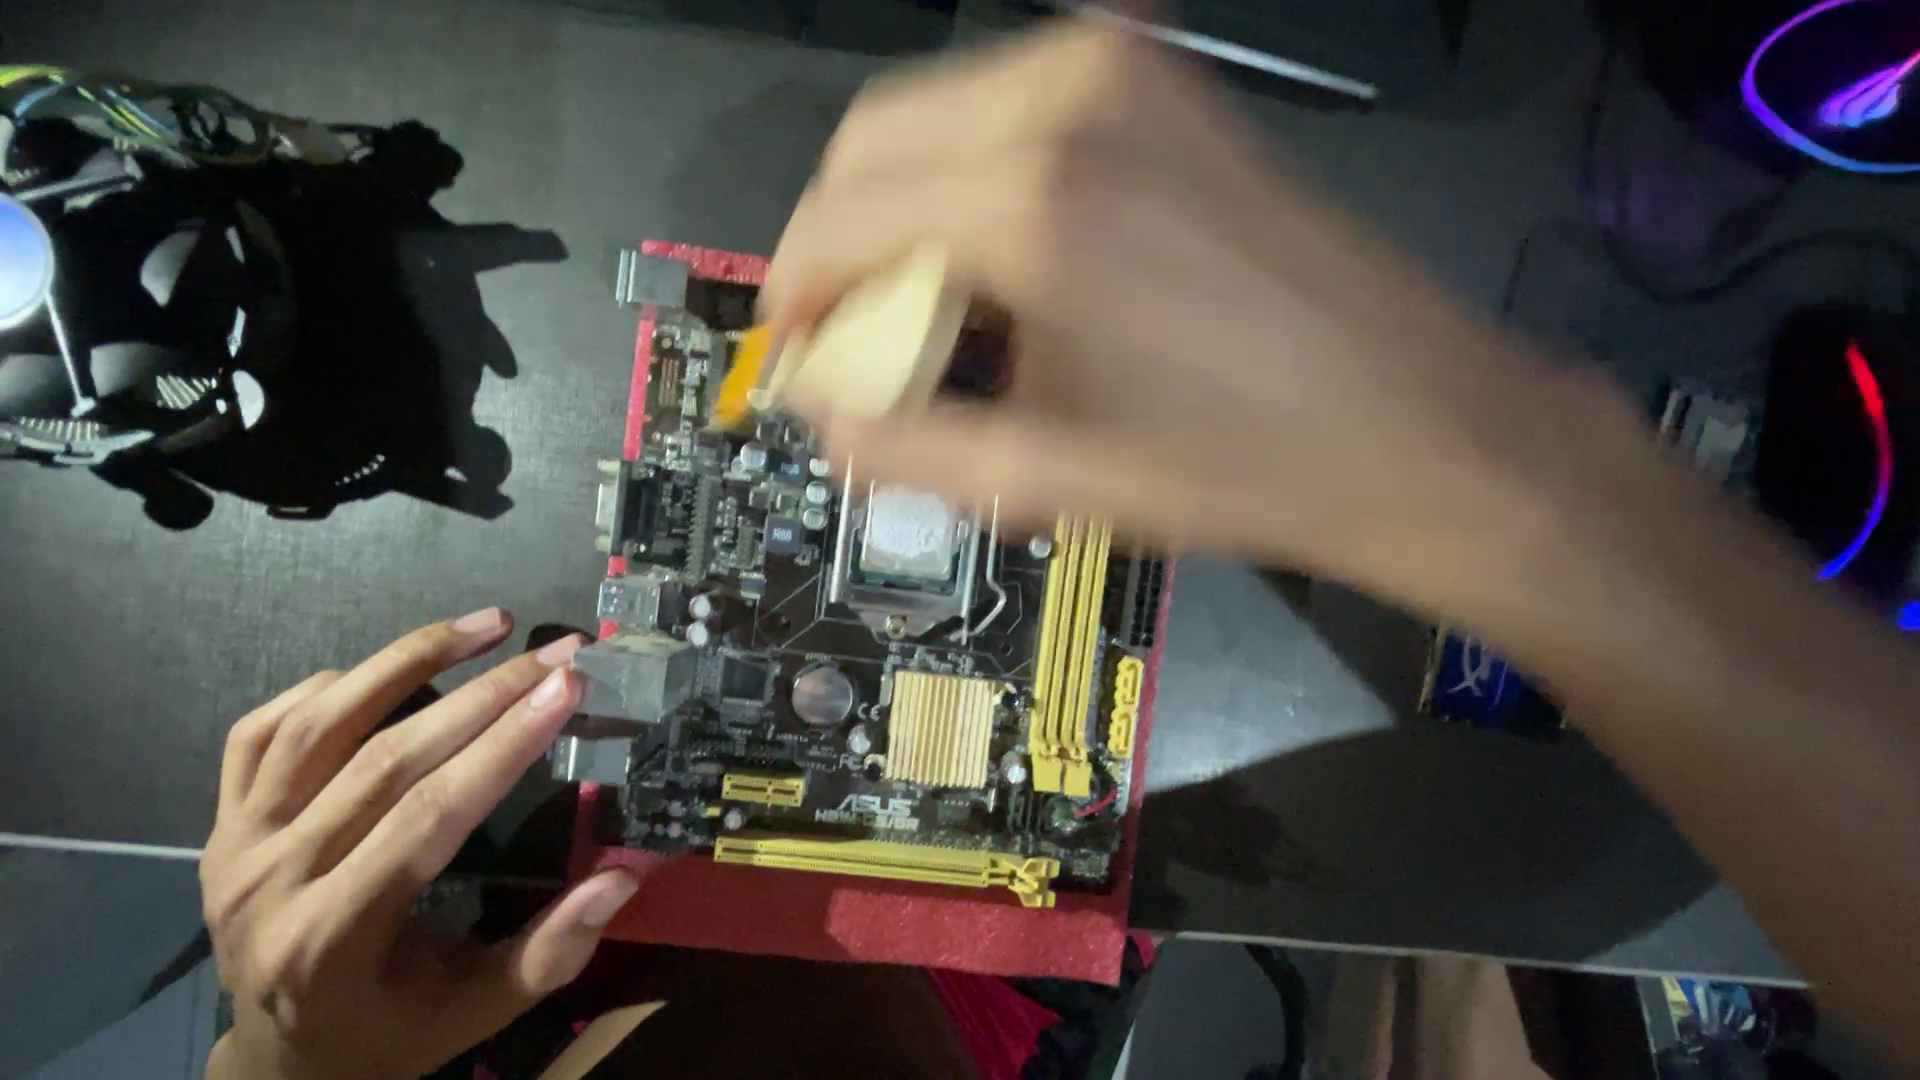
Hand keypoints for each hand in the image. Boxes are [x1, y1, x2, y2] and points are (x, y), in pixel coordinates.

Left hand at [200, 611, 638, 1079]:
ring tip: (490, 624)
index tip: (566, 684)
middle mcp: (266, 884)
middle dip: (487, 693)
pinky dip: (330, 685)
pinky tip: (391, 668)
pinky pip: (262, 729)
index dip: (504, 744)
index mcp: (330, 939)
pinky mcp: (218, 822)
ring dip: (412, 659)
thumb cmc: (395, 1031)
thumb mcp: (480, 1009)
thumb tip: (623, 877)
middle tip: (559, 651)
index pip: (429, 816)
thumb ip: (551, 950)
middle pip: (385, 760)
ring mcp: (231, 846)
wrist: (280, 1061)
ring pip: (320, 724)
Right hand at [762, 23, 1624, 609]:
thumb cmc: (1233, 467)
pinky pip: (1013, 111)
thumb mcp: (1050, 479)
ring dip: (907, 212)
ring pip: (937, 119)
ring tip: (939, 313)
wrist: (1410, 423)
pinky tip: (1007, 263)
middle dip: (840, 244)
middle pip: (871, 143)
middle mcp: (1068, 100)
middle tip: (859, 337)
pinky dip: (975, 181)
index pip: (836, 218)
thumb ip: (907, 448)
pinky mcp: (1165, 84)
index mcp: (1032, 204)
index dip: (794, 291)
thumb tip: (820, 414)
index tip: (798, 351)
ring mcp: (1126, 72)